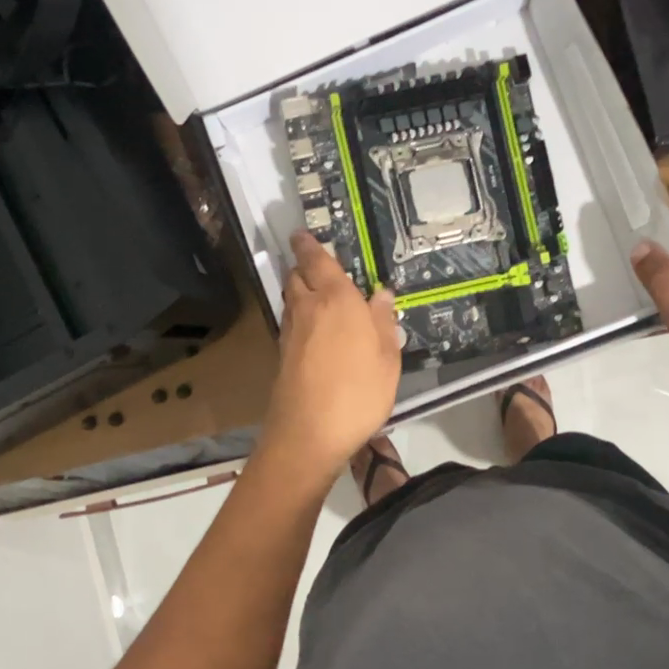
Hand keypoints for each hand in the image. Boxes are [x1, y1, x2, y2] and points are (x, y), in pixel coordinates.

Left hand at [260, 232, 401, 480]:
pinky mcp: (282, 357)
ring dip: (300, 292)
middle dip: (304, 268)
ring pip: (291, 300)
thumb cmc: (357, 393)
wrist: (308, 435)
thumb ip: (383, 322)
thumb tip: (381, 295)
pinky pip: (291, 324)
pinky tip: (315, 332)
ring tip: (320, 298)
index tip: (303, 234)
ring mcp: (290, 334)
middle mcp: (307, 309)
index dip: (309, 245)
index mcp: (336, 300)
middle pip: (297, 277)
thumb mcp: (387, 359)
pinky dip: (300, 318)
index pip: (317, 260)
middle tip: (319, 268)